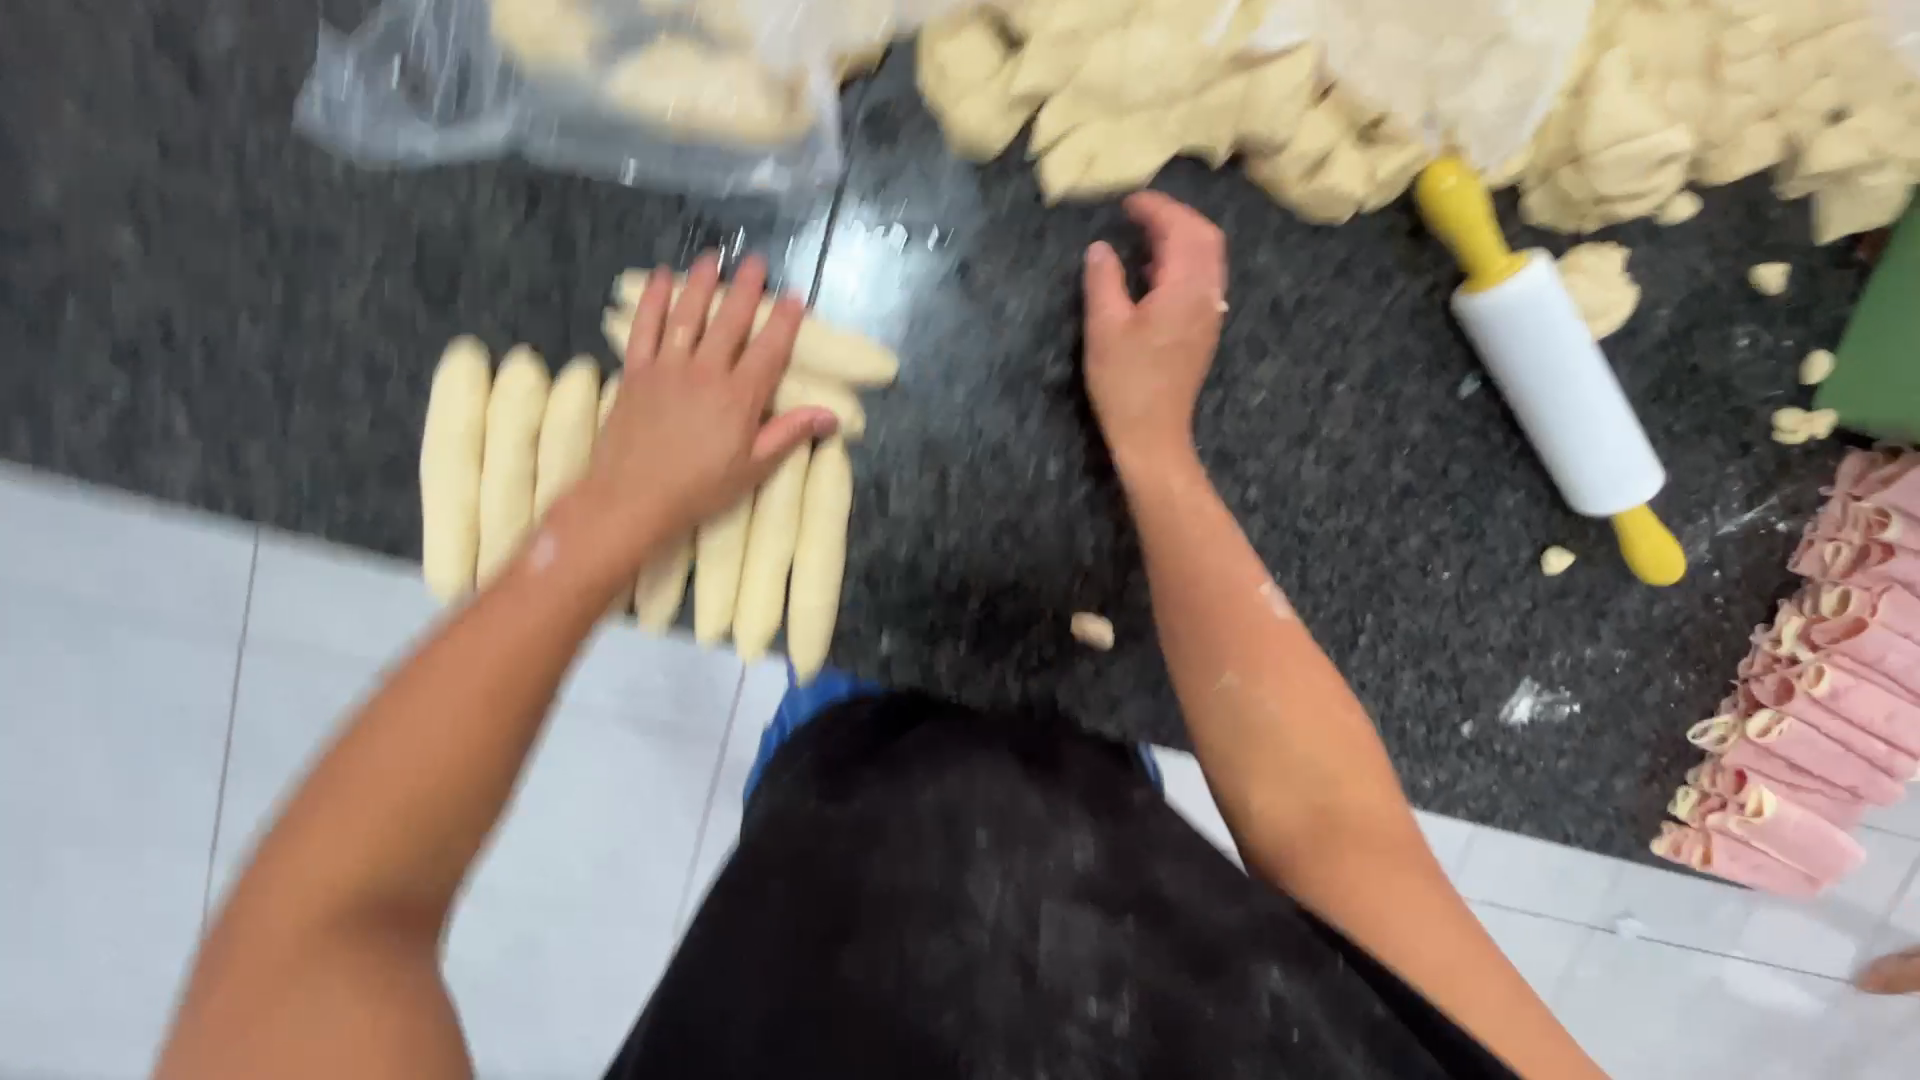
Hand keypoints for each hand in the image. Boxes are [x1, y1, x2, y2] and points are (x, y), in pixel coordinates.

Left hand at [569, 253, 836, 571]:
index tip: (795, 297)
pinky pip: (645, 328)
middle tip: (756, 260)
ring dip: (702, 282)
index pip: (770, 350)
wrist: (633, 498)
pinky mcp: (637, 372)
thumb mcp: (753, 468)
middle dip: (746, 288)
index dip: (785, 321)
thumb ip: (789, 434)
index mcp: (740, 397)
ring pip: (688, 315)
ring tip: (713, 258)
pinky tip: (662, 279)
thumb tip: (831, 415)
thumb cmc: (700, 489)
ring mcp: (668, 368)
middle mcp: (706, 372)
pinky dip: (654, 300)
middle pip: (730, 321)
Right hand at [1082, 191, 1226, 466]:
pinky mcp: (1203, 333)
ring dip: (1181, 240)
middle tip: (1139, 213)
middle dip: (1175, 218)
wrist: (1152, 434)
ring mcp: (1209, 316)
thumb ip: (1103, 280)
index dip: (1157, 208)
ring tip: (1144, 237)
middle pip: (1205, 239)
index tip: (1128, 202)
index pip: (1183, 230)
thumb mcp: (1104, 327)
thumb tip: (1100, 248)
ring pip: (1207, 260)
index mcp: (1185, 289)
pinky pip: (1202, 282)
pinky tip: (1153, 275)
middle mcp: (1207, 296)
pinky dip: (1182, 265)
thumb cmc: (1124, 383)